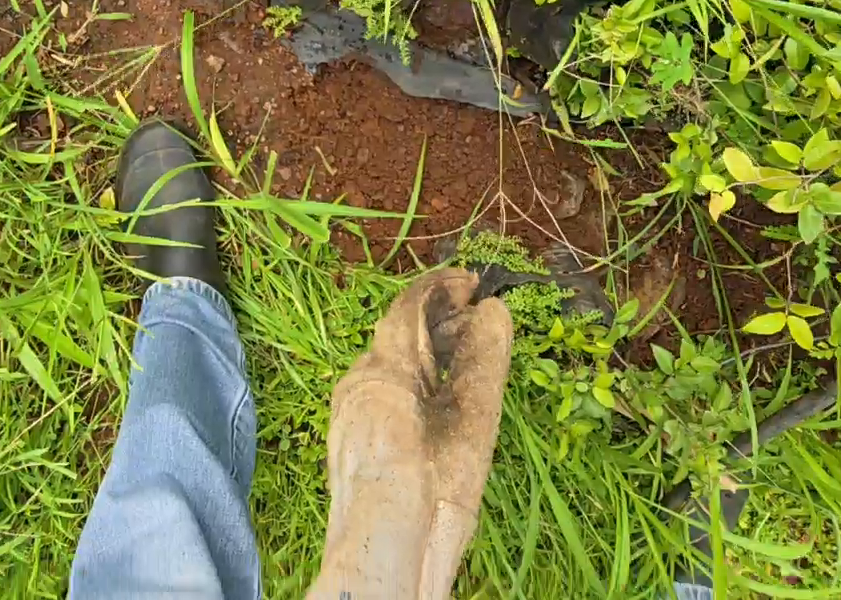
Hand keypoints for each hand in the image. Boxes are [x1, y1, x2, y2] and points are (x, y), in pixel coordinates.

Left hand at [307, 268, 512, 599]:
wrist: (383, 557)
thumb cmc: (432, 490)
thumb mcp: (469, 421)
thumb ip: (481, 360)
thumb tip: (493, 310)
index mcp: (381, 369)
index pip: (408, 304)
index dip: (442, 286)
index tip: (472, 282)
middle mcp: (356, 379)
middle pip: (398, 332)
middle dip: (438, 320)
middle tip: (477, 319)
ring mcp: (347, 408)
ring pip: (389, 362)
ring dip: (425, 350)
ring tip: (463, 356)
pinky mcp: (347, 434)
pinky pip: (381, 389)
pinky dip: (410, 379)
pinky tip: (434, 399)